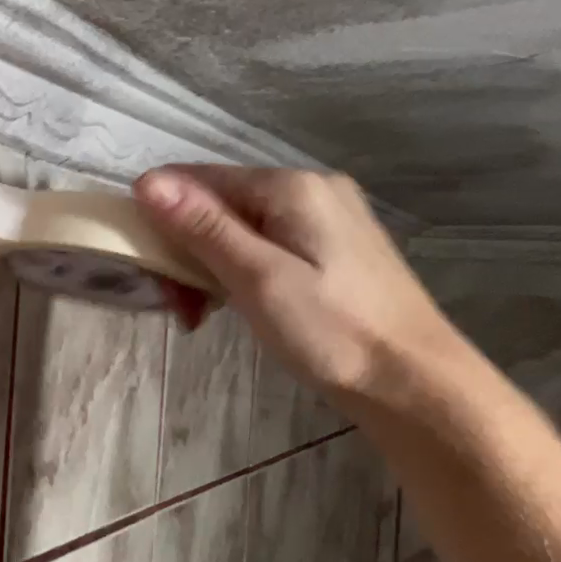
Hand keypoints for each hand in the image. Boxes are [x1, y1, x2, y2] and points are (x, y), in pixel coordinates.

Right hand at [133, 165, 464, 406]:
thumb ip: (202, 226)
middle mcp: (306, 189)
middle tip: (175, 303)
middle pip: (210, 204)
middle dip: (179, 250)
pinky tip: (225, 304)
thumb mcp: (256, 278)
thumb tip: (146, 182)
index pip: (191, 180)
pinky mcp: (325, 244)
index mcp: (289, 188)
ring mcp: (319, 216)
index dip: (156, 218)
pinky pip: (254, 243)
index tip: (149, 270)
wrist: (413, 382)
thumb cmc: (331, 330)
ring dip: (200, 267)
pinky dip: (229, 271)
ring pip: (228, 227)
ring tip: (197, 312)